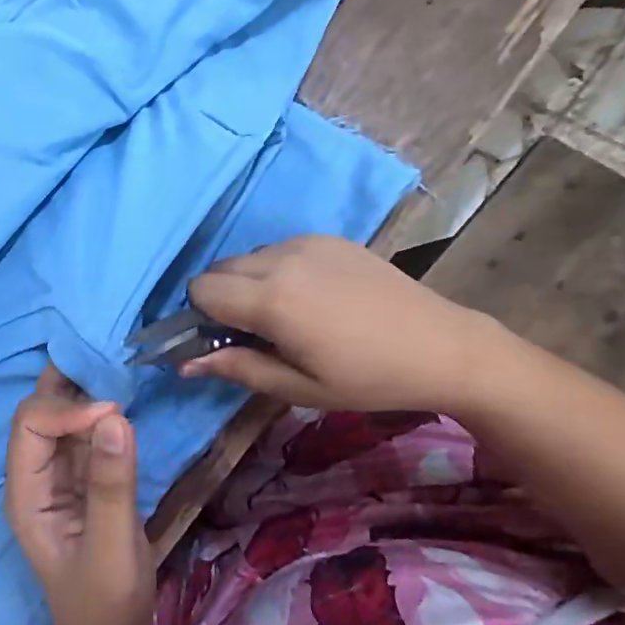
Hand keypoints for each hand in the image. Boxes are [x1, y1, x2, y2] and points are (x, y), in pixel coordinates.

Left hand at [5, 365, 154, 624]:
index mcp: (26, 493)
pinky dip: (104, 408)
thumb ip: (112, 486)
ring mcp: (59, 473)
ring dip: (87, 389)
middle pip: (39, 410)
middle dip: (69, 383)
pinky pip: (88, 430)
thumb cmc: (106, 603)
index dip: (68, 410)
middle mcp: (35, 474)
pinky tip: (125, 393)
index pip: (32, 426)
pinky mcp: (84, 475)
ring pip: (63, 414)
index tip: (114, 412)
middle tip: (110, 356)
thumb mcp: (112, 549)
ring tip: (119, 364)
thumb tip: (114, 417)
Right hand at [184, 234, 489, 411]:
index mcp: (271, 300)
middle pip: (219, 268)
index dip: (202, 316)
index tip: (224, 340)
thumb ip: (238, 368)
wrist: (440, 345)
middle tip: (255, 332)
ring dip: (250, 282)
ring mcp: (307, 242)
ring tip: (288, 314)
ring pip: (249, 256)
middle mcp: (281, 259)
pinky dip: (279, 269)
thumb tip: (184, 362)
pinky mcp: (329, 237)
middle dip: (222, 298)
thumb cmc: (367, 378)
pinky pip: (281, 249)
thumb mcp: (300, 387)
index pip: (201, 289)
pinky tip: (315, 296)